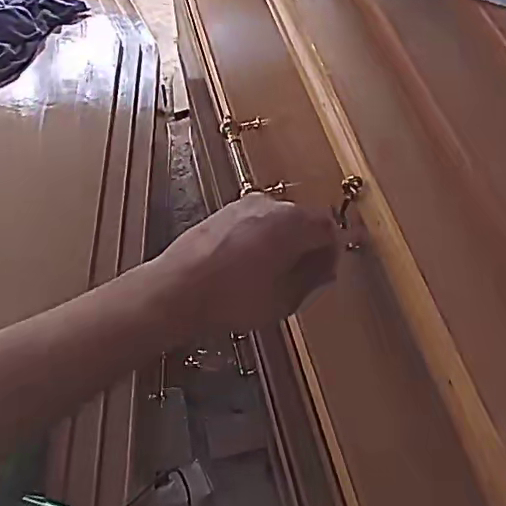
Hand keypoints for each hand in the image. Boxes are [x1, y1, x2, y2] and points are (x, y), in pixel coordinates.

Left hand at [144, 192, 339, 336]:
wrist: (175, 291)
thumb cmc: (231, 299)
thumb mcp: (283, 300)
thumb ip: (311, 280)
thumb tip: (323, 270)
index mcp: (293, 222)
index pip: (329, 229)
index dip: (331, 254)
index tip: (324, 275)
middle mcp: (269, 205)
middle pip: (302, 221)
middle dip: (306, 248)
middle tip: (300, 280)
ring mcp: (241, 207)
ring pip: (275, 223)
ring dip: (280, 245)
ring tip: (269, 278)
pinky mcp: (219, 214)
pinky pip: (251, 225)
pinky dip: (256, 242)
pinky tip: (245, 269)